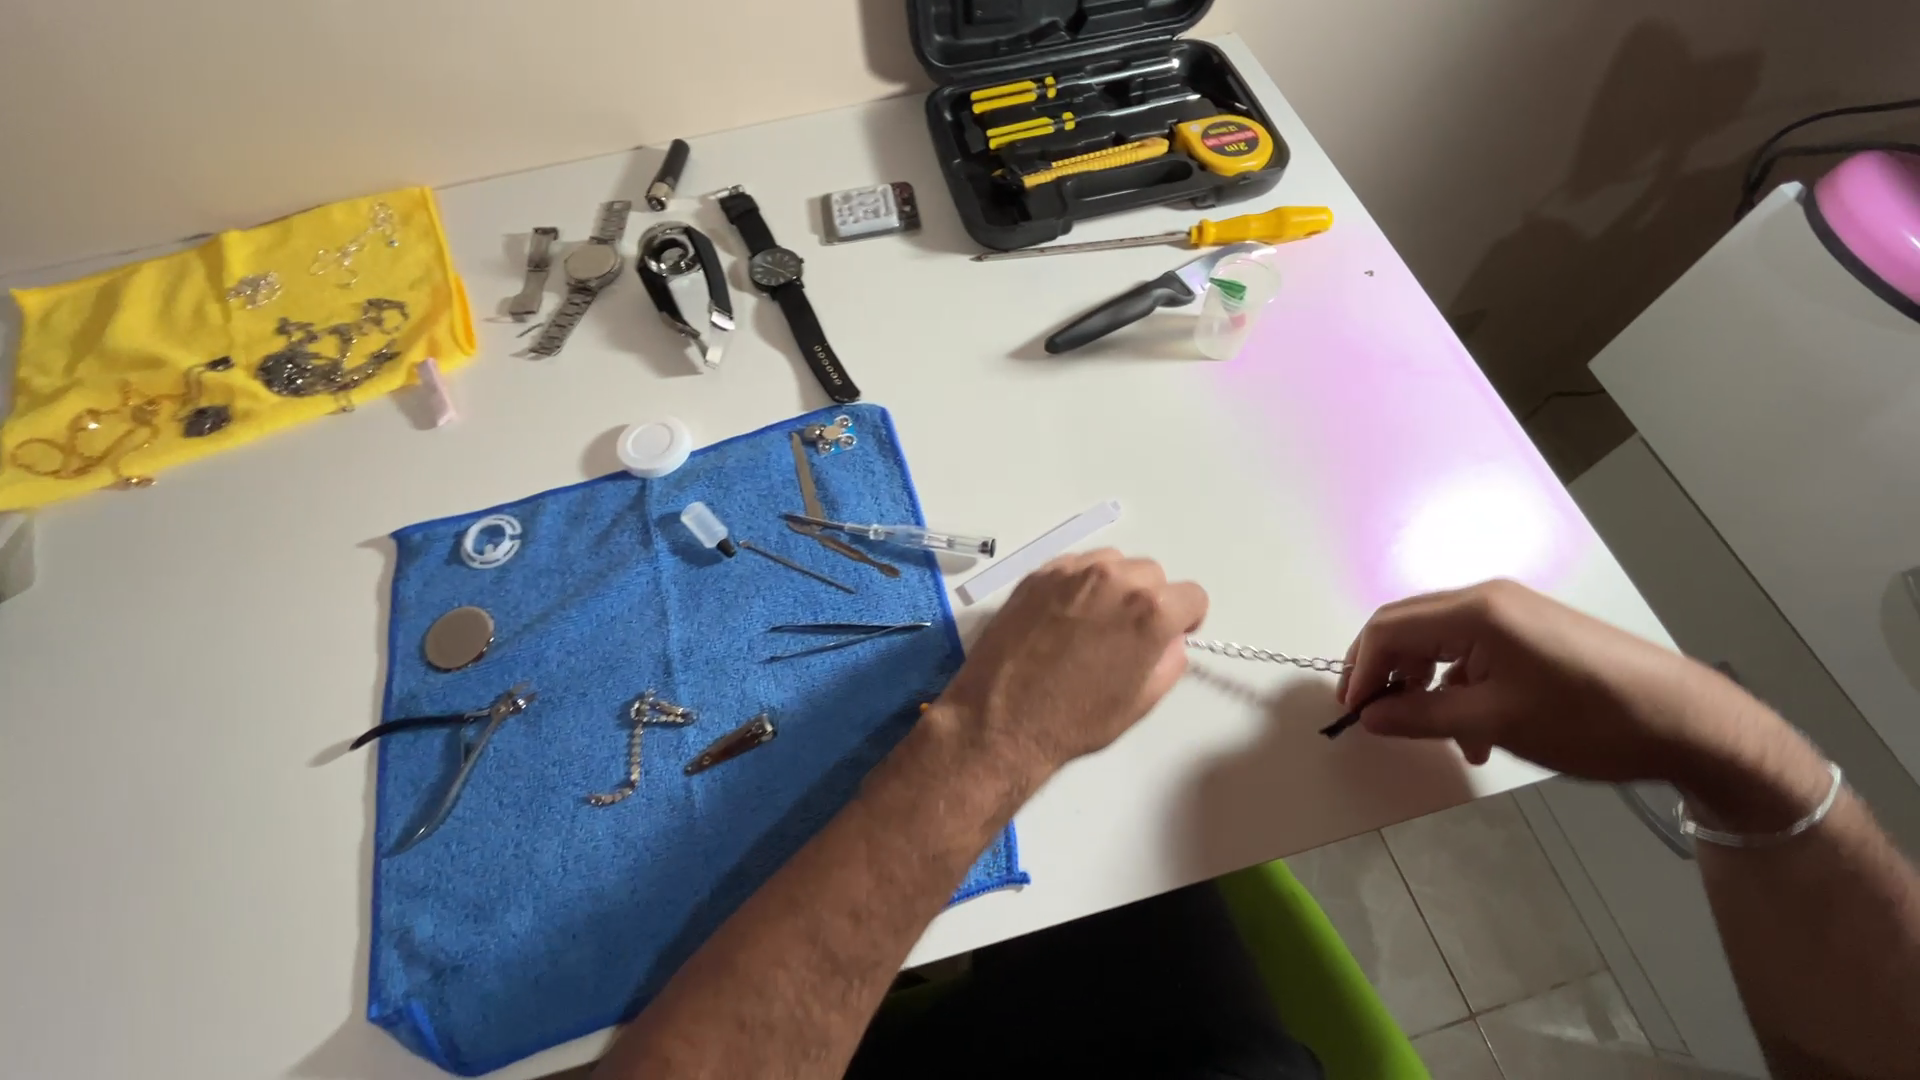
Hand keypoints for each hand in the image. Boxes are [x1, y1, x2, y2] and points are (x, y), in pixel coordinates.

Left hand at [936, 550, 1208, 780]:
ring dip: (1113, 585)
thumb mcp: (1141, 700)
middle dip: (1148, 599)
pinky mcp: (1037, 574)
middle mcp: (1114, 578)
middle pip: (1151, 573)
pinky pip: (1073, 565)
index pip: (1192, 595)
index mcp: (1150, 610)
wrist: (1001, 719)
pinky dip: (1078, 583)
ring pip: (1112, 562)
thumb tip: (1170, 637)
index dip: (1185, 619)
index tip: (1168, 636)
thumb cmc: (1076, 720)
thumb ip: (1169, 659)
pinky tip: (1063, 614)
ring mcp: (1071, 572)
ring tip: (1093, 620)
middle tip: (1126, 632)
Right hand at [1338, 580, 1782, 784]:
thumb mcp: (1494, 723)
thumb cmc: (1589, 721)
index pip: (1387, 629)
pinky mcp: (1531, 628)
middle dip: (1382, 670)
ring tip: (1426, 726)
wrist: (1696, 725)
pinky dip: (1453, 681)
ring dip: (1419, 680)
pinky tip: (1471, 726)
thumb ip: (1420, 716)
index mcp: (1474, 612)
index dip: (1361, 670)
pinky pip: (1468, 648)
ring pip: (1436, 639)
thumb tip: (1370, 716)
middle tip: (1374, 713)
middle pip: (1406, 626)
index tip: (1355, 712)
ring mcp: (1511, 610)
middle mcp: (1486, 598)